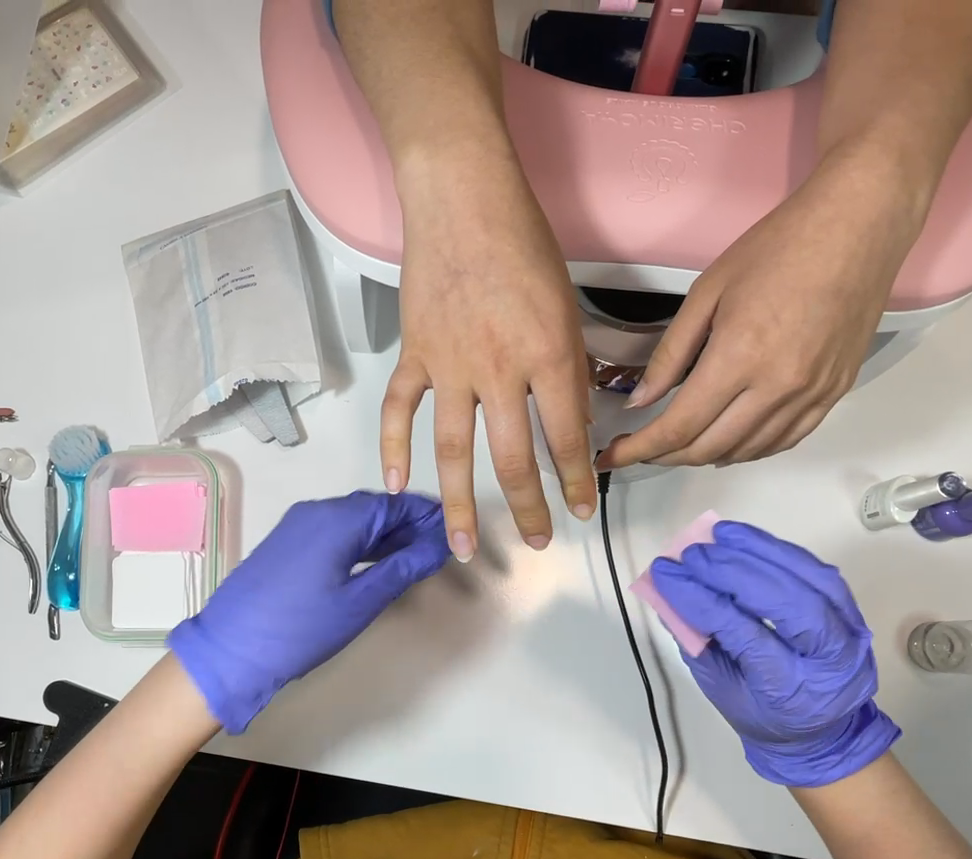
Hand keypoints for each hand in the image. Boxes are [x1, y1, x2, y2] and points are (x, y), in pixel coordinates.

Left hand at [167, 491, 448, 733]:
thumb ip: (402, 568)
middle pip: (372, 509)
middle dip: (408, 524)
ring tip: (417, 556)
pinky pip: (334, 533)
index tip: (455, 528)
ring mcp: (297, 527)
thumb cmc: (301, 628)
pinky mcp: (287, 545)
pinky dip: (360, 544)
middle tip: (441, 545)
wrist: (231, 651)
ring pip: (353, 521)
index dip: (426, 514)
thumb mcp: (360, 601)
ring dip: (385, 535)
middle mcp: (315, 512)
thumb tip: (438, 546)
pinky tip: (379, 562)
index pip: (392, 503)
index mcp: (336, 518)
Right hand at [383, 161, 596, 559]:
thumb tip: (573, 421)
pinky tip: (398, 485)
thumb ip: (570, 367)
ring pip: (451, 450)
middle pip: (510, 458)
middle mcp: (497, 372)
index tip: (578, 511)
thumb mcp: (566, 305)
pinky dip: (393, 448)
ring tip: (463, 545)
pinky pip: (398, 410)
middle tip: (536, 542)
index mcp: (545, 356)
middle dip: (526, 507)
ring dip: (459, 504)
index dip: (573, 481)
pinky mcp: (413, 356)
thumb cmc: (524, 244)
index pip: (563, 437)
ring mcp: (448, 367)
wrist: (462, 200)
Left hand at [601, 157, 925, 468]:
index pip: (678, 427)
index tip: (611, 457)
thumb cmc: (778, 247)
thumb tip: (640, 402)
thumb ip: (670, 355)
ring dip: (701, 458)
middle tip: (638, 449)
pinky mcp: (834, 393)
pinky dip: (745, 451)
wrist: (860, 223)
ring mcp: (812, 394)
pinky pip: (782, 442)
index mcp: (740, 358)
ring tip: (674, 446)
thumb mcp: (706, 293)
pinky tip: (723, 444)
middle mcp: (778, 387)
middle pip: (708, 449)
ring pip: (744, 452)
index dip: (639, 449)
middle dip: (664, 457)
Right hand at [648, 521, 898, 785]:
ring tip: (718, 534)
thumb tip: (667, 590)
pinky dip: (780, 551)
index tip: (664, 573)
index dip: (700, 598)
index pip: (742, 632)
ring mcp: (850, 633)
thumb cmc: (760, 713)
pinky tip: (746, 539)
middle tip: (691, 553)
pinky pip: (818, 571)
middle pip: (785, 601)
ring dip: (760, 549)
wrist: (819, 732)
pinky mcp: (851, 612)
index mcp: (789, 689)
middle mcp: (828, 659)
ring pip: (809, 578)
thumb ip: (695, 640)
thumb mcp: (718, 687)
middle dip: (733, 570)